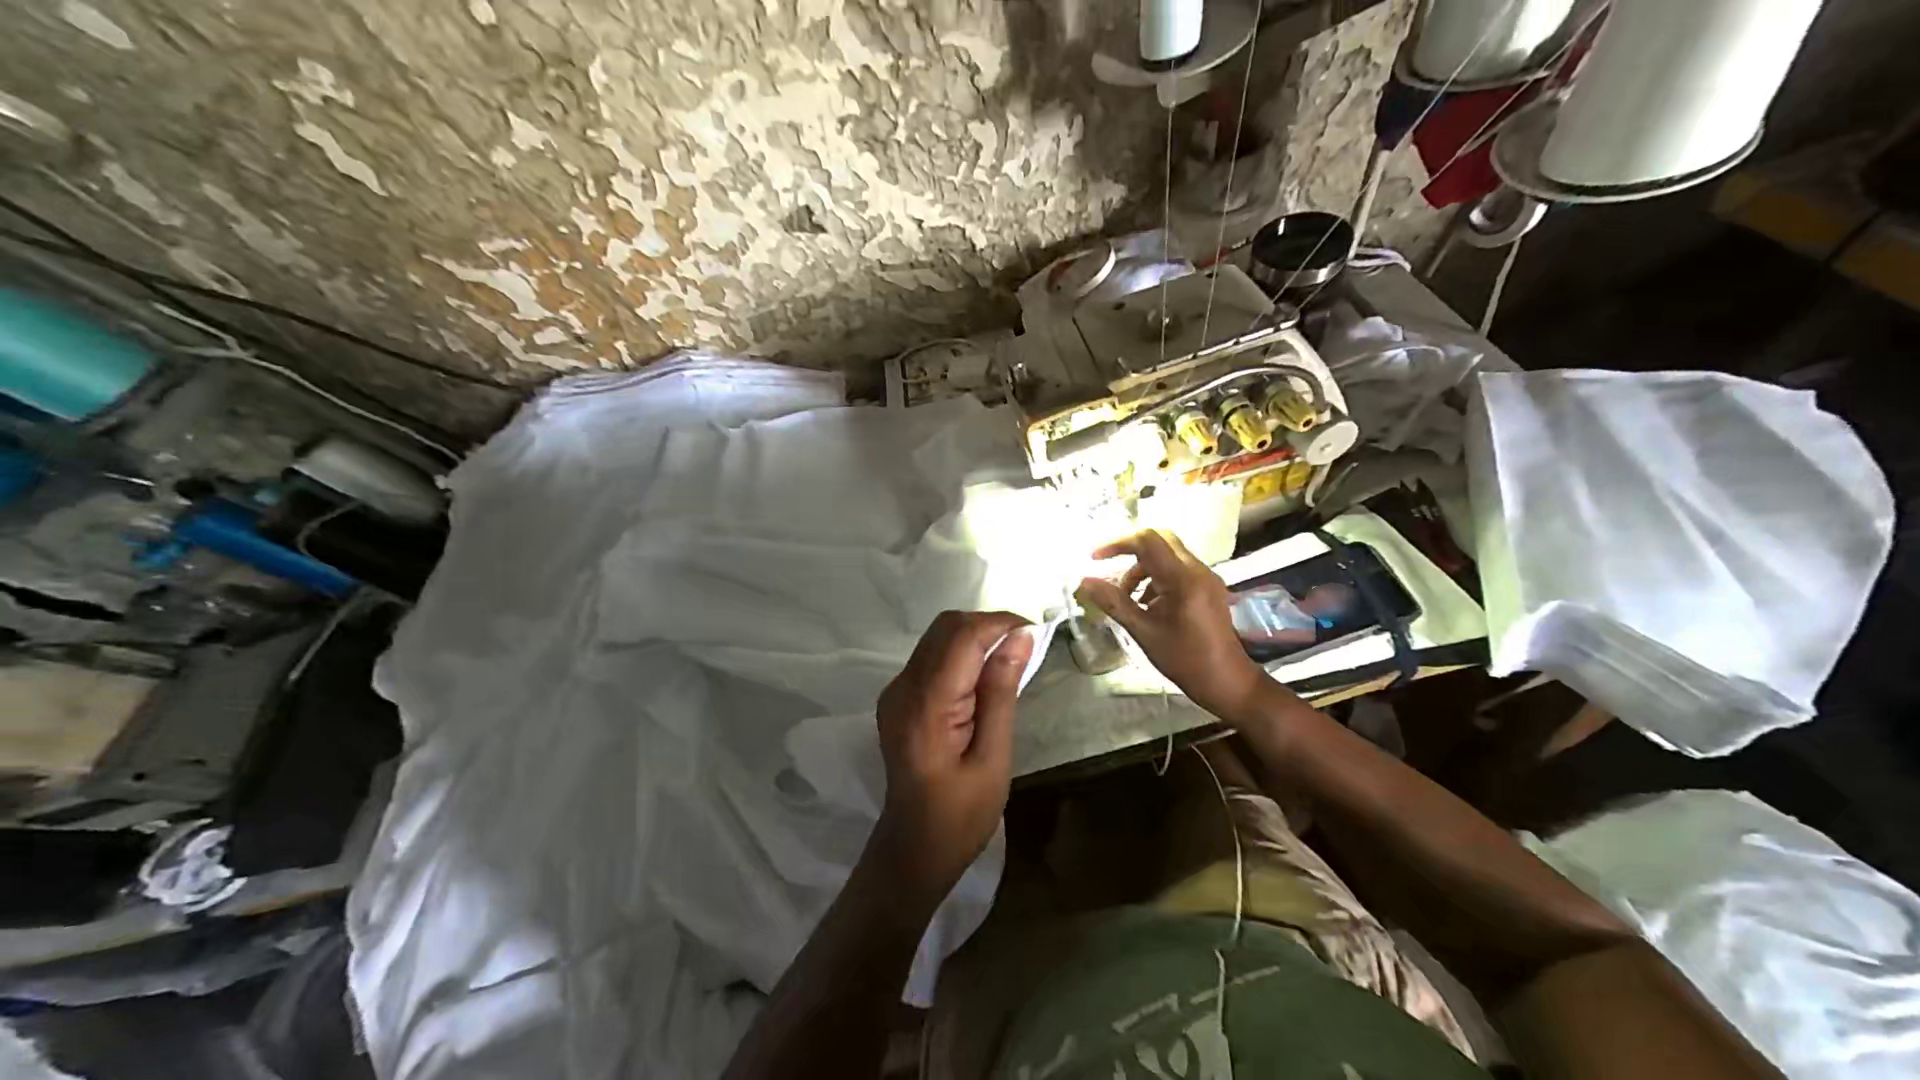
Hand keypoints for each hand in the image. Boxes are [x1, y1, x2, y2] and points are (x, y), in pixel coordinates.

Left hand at [870, 610, 1033, 901]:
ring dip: (975, 637)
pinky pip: (931, 656)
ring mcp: (895, 691)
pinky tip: (984, 678)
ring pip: (937, 637)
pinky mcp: (897, 697)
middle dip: (988, 625)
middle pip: (945, 628)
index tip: (1036, 632)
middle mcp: (902, 688)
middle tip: (1025, 647)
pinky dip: (961, 653)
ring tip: (1010, 660)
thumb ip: (1001, 693)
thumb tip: (1020, 637)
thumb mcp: (994, 758)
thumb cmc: (962, 814)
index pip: (961, 637)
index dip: (1000, 623)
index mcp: (925, 706)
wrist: (915, 847)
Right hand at [1078, 530, 1272, 719]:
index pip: (1147, 541)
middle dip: (1131, 551)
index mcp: (1183, 579)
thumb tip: (1084, 582)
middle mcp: (1198, 570)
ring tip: (1128, 599)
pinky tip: (1147, 605)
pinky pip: (1178, 569)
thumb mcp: (1143, 631)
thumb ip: (1114, 602)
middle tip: (1109, 568)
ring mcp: (1207, 577)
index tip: (1095, 558)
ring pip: (1168, 555)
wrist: (1227, 681)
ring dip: (1143, 568)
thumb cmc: (1184, 659)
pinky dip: (1157, 577)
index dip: (1117, 544)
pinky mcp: (1209, 587)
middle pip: (1160, 540)